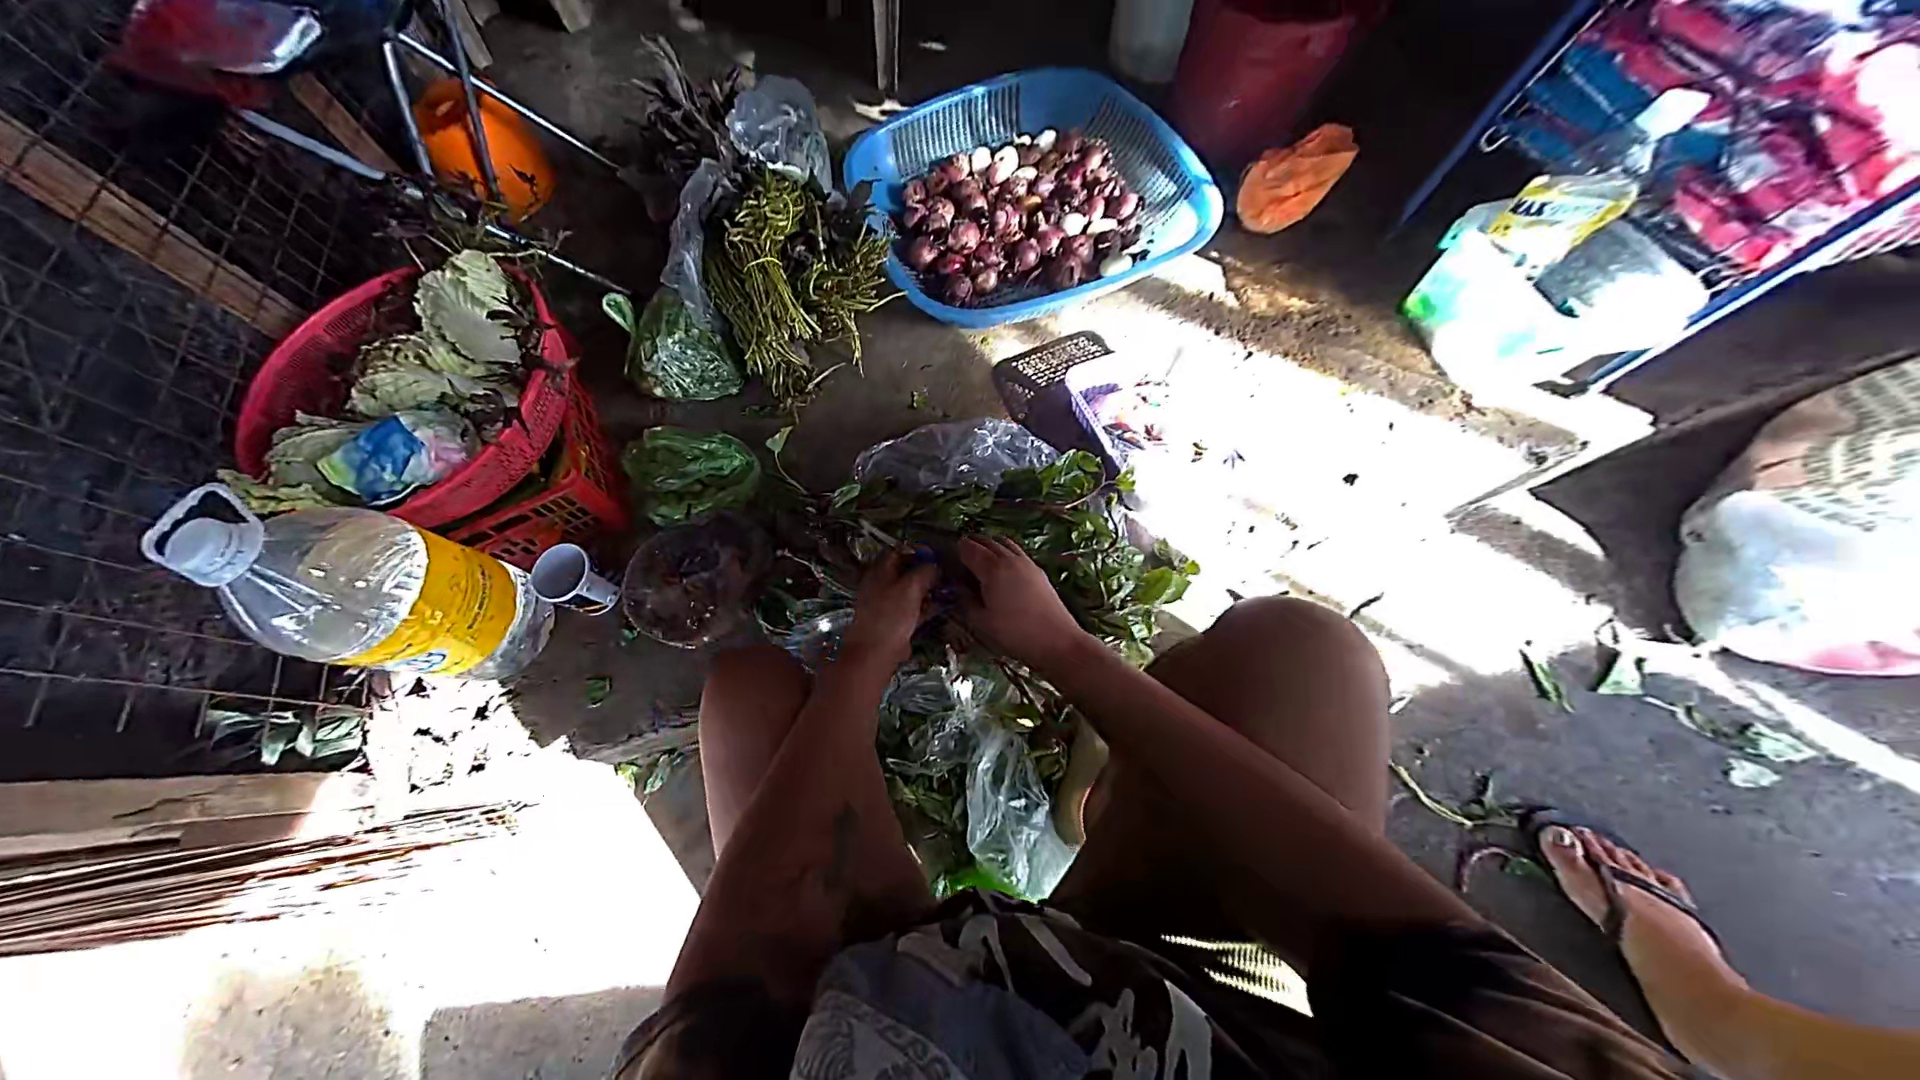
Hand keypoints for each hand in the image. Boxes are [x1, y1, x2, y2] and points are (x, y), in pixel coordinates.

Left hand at [841, 547, 937, 666]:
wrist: (876, 651)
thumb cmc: (891, 615)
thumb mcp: (911, 587)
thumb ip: (924, 572)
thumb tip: (934, 565)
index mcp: (880, 571)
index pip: (897, 551)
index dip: (916, 551)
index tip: (934, 555)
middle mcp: (880, 585)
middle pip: (904, 571)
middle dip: (924, 571)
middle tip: (942, 573)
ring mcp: (885, 604)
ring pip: (908, 591)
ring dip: (926, 589)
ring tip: (944, 589)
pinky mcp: (893, 621)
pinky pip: (910, 608)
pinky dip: (923, 606)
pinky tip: (938, 607)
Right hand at [956, 535, 1094, 672]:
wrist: (1057, 640)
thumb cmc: (1014, 633)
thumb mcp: (981, 622)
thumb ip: (965, 600)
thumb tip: (958, 587)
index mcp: (992, 569)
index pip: (969, 548)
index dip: (956, 550)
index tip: (948, 557)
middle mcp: (1009, 559)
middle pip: (987, 540)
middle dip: (972, 543)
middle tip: (961, 555)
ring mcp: (1027, 563)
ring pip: (1004, 542)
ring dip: (990, 544)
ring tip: (981, 558)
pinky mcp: (1038, 571)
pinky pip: (1016, 551)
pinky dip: (1004, 552)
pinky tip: (1002, 568)